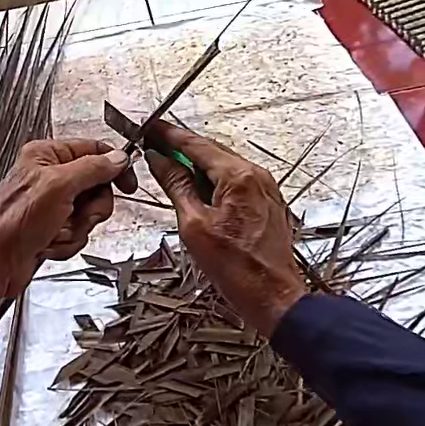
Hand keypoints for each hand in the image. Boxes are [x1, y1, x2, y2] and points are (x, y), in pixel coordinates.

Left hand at [0, 138, 138, 298]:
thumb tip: (117, 158)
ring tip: (55, 230)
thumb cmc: (12, 221)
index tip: (127, 183)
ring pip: (88, 214)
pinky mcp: (50, 229)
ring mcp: (50, 205)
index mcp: (46, 156)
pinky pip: (77, 233)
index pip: (93, 151)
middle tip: (76, 213)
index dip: (113, 167)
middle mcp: (48, 178)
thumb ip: (93, 168)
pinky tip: (48, 242)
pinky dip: (67, 241)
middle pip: (96, 187)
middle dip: (89, 208)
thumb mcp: (60, 186)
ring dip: (76, 228)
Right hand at [142, 122, 305, 333]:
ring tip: (170, 169)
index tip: (151, 128)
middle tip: (154, 146)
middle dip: (181, 148)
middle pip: (211, 151)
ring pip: (222, 166)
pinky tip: (196, 190)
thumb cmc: (237, 269)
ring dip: (195, 165)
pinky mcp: (266, 202)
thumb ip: (176, 186)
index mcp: (238, 177)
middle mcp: (256, 176)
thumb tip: (160, 161)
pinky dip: (212, 180)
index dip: (169, 135)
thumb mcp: (193, 224)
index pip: (196, 145)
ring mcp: (264, 188)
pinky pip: (234, 181)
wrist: (273, 297)